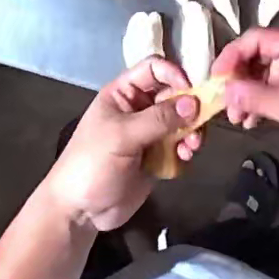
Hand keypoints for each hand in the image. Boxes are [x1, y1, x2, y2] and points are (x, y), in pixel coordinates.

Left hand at [41, 58, 204, 230]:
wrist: (80, 211)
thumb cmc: (92, 164)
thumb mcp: (122, 136)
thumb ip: (159, 118)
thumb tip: (194, 102)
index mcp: (123, 93)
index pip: (154, 68)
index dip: (175, 73)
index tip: (193, 90)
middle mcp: (138, 108)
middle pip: (174, 94)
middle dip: (190, 107)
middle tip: (198, 124)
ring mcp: (149, 132)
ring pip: (182, 120)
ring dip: (192, 129)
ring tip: (192, 146)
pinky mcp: (158, 155)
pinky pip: (180, 143)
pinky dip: (187, 147)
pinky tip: (185, 157)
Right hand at [210, 28, 278, 173]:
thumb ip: (254, 96)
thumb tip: (223, 91)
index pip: (257, 39)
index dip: (233, 55)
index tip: (216, 77)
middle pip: (256, 56)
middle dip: (238, 79)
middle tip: (225, 102)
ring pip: (261, 76)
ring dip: (245, 95)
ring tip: (237, 118)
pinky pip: (270, 90)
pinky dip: (257, 103)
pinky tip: (249, 120)